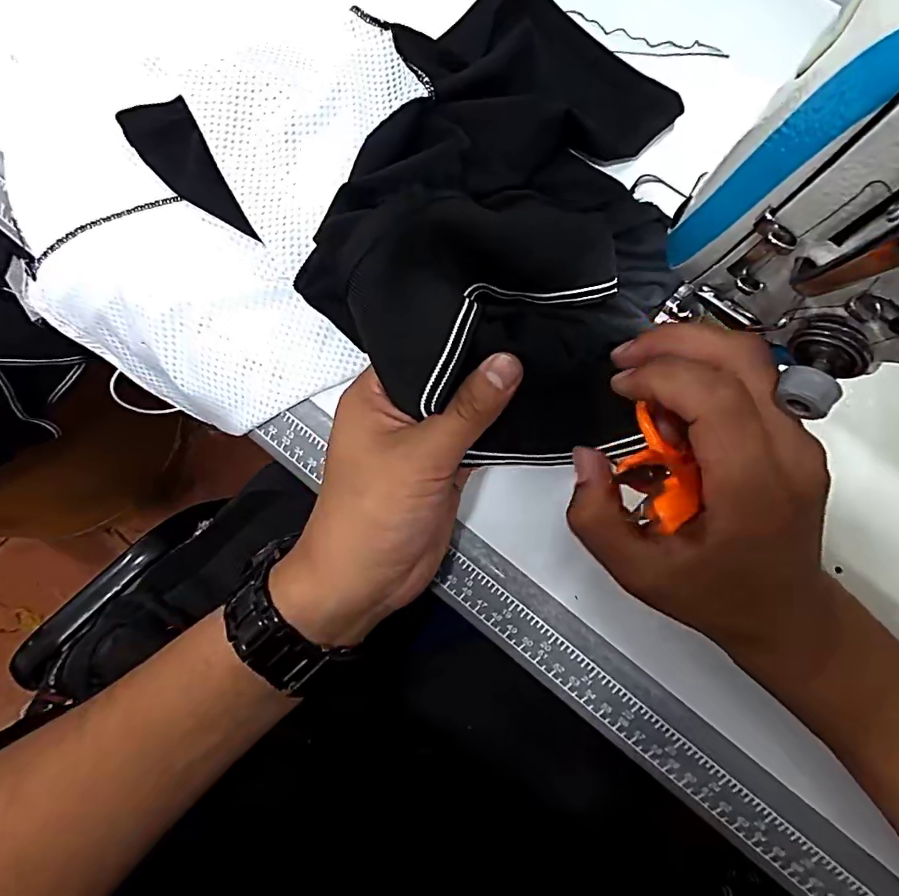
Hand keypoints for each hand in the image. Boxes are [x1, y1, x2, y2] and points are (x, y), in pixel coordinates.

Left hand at [270, 356, 520, 646]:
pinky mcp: (441, 466)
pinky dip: (495, 431)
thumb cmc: (367, 518)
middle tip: (526, 337)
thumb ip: (468, 409)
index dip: (455, 333)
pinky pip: (474, 438)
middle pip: (445, 378)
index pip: (419, 348)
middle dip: (480, 365)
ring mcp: (421, 440)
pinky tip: (524, 411)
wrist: (366, 584)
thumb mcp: (422, 455)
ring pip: (462, 408)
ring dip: (490, 399)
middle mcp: (395, 412)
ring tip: (533, 366)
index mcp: (373, 396)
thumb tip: (504, 364)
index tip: (498, 313)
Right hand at [566, 323, 832, 663]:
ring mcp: (801, 439)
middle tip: (628, 358)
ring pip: (750, 357)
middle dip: (674, 341)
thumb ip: (596, 518)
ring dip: (691, 351)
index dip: (658, 375)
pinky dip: (708, 372)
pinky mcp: (797, 434)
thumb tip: (586, 457)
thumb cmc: (721, 596)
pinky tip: (676, 402)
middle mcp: (789, 452)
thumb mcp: (639, 573)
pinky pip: (752, 379)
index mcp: (754, 486)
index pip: (714, 394)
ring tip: (648, 377)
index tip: (621, 386)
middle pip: (739, 356)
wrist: (787, 614)